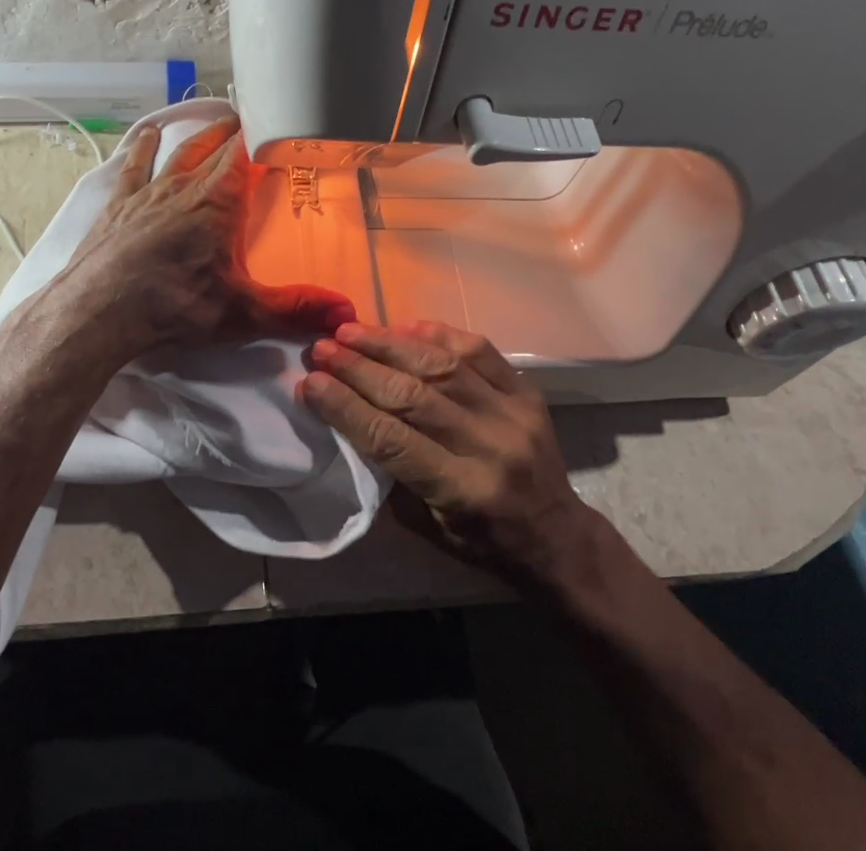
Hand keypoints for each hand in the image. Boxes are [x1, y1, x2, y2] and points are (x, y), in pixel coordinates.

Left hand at [57, 117, 354, 357]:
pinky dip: (144, 149)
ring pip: (177, 152)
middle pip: (213, 146)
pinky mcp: (117, 204)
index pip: (245, 153)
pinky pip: (134, 166)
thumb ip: (294, 308)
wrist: (99, 310)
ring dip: (197, 138)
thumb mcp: (241, 312)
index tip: (277, 127)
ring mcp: (147, 192)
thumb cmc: (172, 306)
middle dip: (233, 133)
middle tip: (248, 122)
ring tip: (211, 124)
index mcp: (218, 202)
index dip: (262, 137)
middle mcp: (183, 186)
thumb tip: (345, 310)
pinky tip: (147, 137)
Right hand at [299, 320, 585, 574]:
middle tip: (322, 348)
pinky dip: (438, 334)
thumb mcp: (425, 524)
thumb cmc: (479, 538)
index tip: (310, 383)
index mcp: (461, 489)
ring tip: (352, 331)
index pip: (391, 439)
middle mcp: (490, 446)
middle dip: (360, 369)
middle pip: (414, 396)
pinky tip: (404, 327)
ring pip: (443, 366)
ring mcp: (514, 414)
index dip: (346, 408)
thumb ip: (389, 473)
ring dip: (390, 344)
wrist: (556, 535)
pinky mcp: (528, 393)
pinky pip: (480, 351)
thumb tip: (347, 418)